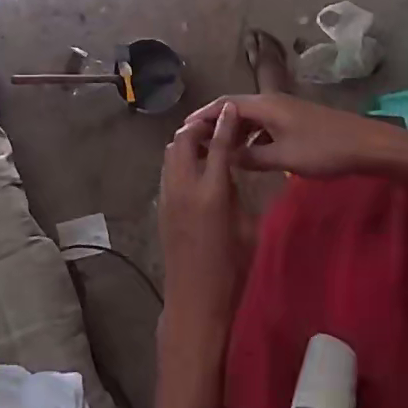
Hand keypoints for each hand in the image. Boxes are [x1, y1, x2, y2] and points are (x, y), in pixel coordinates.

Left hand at [159, 100, 248, 327]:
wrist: (195, 300)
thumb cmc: (232, 268)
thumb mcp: (246, 227)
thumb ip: (236, 191)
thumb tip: (230, 170)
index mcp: (212, 193)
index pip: (217, 145)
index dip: (225, 122)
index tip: (231, 107)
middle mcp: (184, 188)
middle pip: (183, 140)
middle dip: (198, 127)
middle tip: (215, 126)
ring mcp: (168, 196)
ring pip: (170, 153)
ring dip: (186, 142)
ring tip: (205, 144)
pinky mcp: (161, 206)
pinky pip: (167, 170)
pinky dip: (179, 160)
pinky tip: (195, 169)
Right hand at [179, 93, 407, 178]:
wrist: (368, 145)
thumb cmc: (324, 150)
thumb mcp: (284, 158)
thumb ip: (252, 157)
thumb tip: (225, 157)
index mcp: (265, 105)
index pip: (224, 105)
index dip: (202, 116)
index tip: (183, 130)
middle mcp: (272, 101)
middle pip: (235, 109)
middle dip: (215, 124)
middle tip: (196, 143)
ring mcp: (286, 110)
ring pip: (251, 118)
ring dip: (234, 132)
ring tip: (218, 152)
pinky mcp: (296, 121)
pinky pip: (264, 125)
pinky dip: (251, 137)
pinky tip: (250, 155)